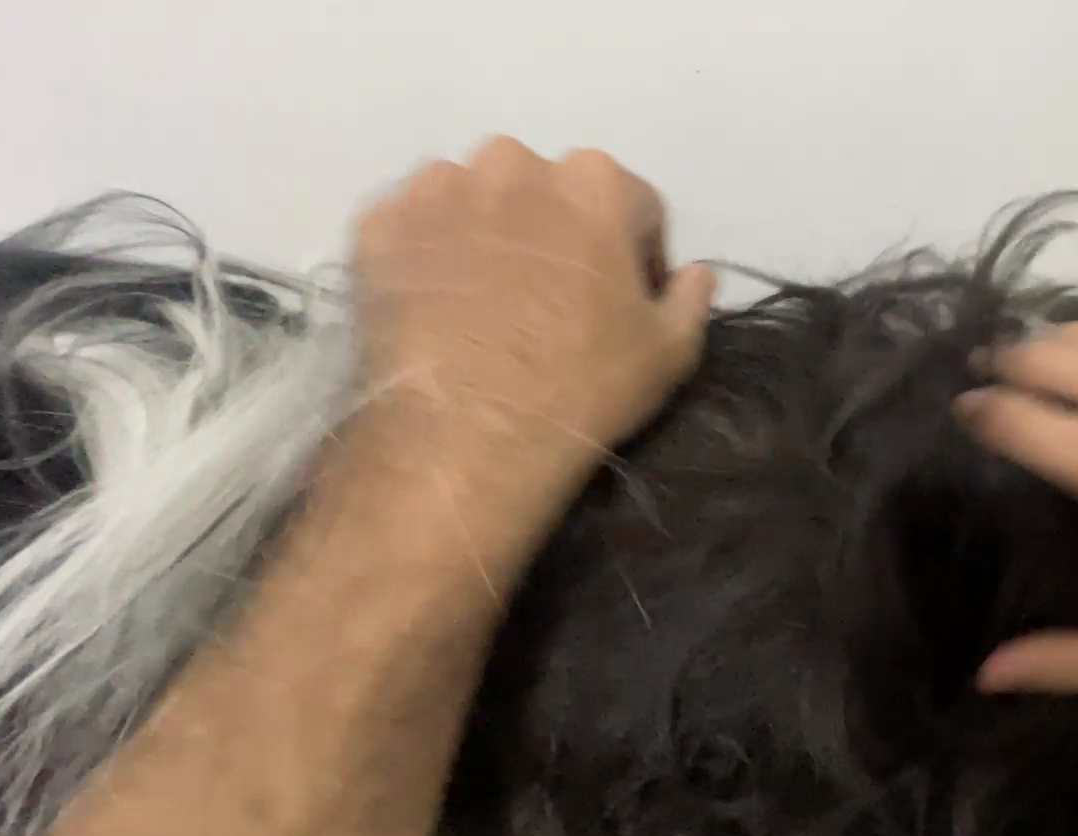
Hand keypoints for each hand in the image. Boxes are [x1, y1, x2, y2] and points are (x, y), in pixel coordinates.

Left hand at [353, 136, 714, 484]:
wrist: (474, 430)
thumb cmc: (588, 383)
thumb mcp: (672, 351)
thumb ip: (693, 298)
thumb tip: (698, 273)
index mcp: (595, 183)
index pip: (638, 206)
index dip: (643, 257)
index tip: (633, 301)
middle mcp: (513, 162)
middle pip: (557, 195)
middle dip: (568, 237)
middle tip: (566, 302)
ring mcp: (436, 188)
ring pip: (486, 202)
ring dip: (503, 238)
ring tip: (502, 305)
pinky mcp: (378, 224)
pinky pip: (424, 226)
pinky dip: (442, 254)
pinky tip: (453, 307)